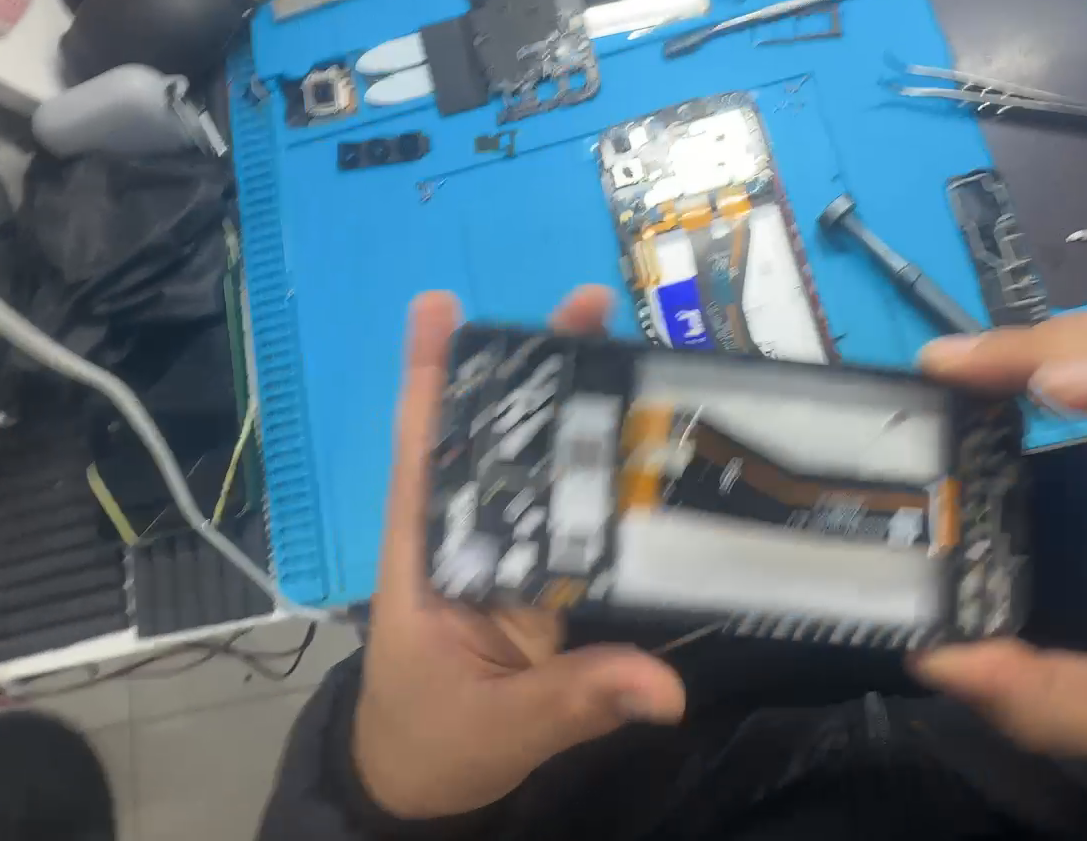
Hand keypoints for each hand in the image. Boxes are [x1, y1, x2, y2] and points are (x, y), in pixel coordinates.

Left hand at [353, 288, 686, 819]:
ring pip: (531, 456)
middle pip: (491, 433)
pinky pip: (568, 502)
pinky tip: (630, 422)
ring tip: (611, 336)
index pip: (420, 452)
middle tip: (585, 304)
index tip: (439, 306)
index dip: (428, 377)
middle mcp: (464, 531)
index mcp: (424, 555)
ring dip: (567, 396)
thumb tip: (666, 688)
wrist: (428, 782)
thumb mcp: (501, 727)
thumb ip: (576, 700)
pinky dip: (594, 460)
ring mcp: (506, 543)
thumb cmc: (434, 744)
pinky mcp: (539, 564)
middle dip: (530, 365)